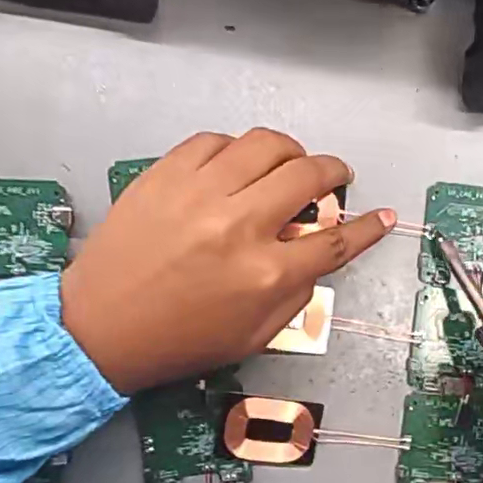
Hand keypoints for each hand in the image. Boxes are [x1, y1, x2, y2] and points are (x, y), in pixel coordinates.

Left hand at [61, 129, 395, 392]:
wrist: (101, 327)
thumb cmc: (177, 341)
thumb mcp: (251, 336)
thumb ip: (295, 295)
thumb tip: (318, 252)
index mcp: (265, 275)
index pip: (336, 241)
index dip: (367, 227)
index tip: (381, 215)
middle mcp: (239, 225)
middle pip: (307, 176)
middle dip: (334, 171)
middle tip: (334, 175)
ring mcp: (199, 193)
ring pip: (265, 144)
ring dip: (290, 149)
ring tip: (289, 161)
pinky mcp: (164, 175)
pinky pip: (213, 141)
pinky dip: (234, 149)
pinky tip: (234, 164)